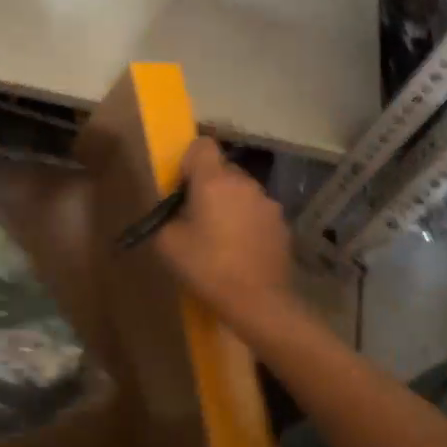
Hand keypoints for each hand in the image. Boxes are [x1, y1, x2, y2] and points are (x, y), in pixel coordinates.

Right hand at [152, 137, 296, 319]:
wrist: (258, 302)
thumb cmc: (207, 267)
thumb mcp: (167, 242)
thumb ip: (164, 215)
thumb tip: (171, 207)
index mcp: (213, 181)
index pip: (202, 144)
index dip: (188, 159)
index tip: (181, 185)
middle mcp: (244, 183)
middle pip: (222, 169)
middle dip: (208, 184)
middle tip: (196, 215)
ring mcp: (267, 203)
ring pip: (241, 190)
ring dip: (229, 203)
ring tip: (220, 236)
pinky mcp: (281, 224)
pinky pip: (257, 211)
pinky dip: (247, 221)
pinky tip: (240, 249)